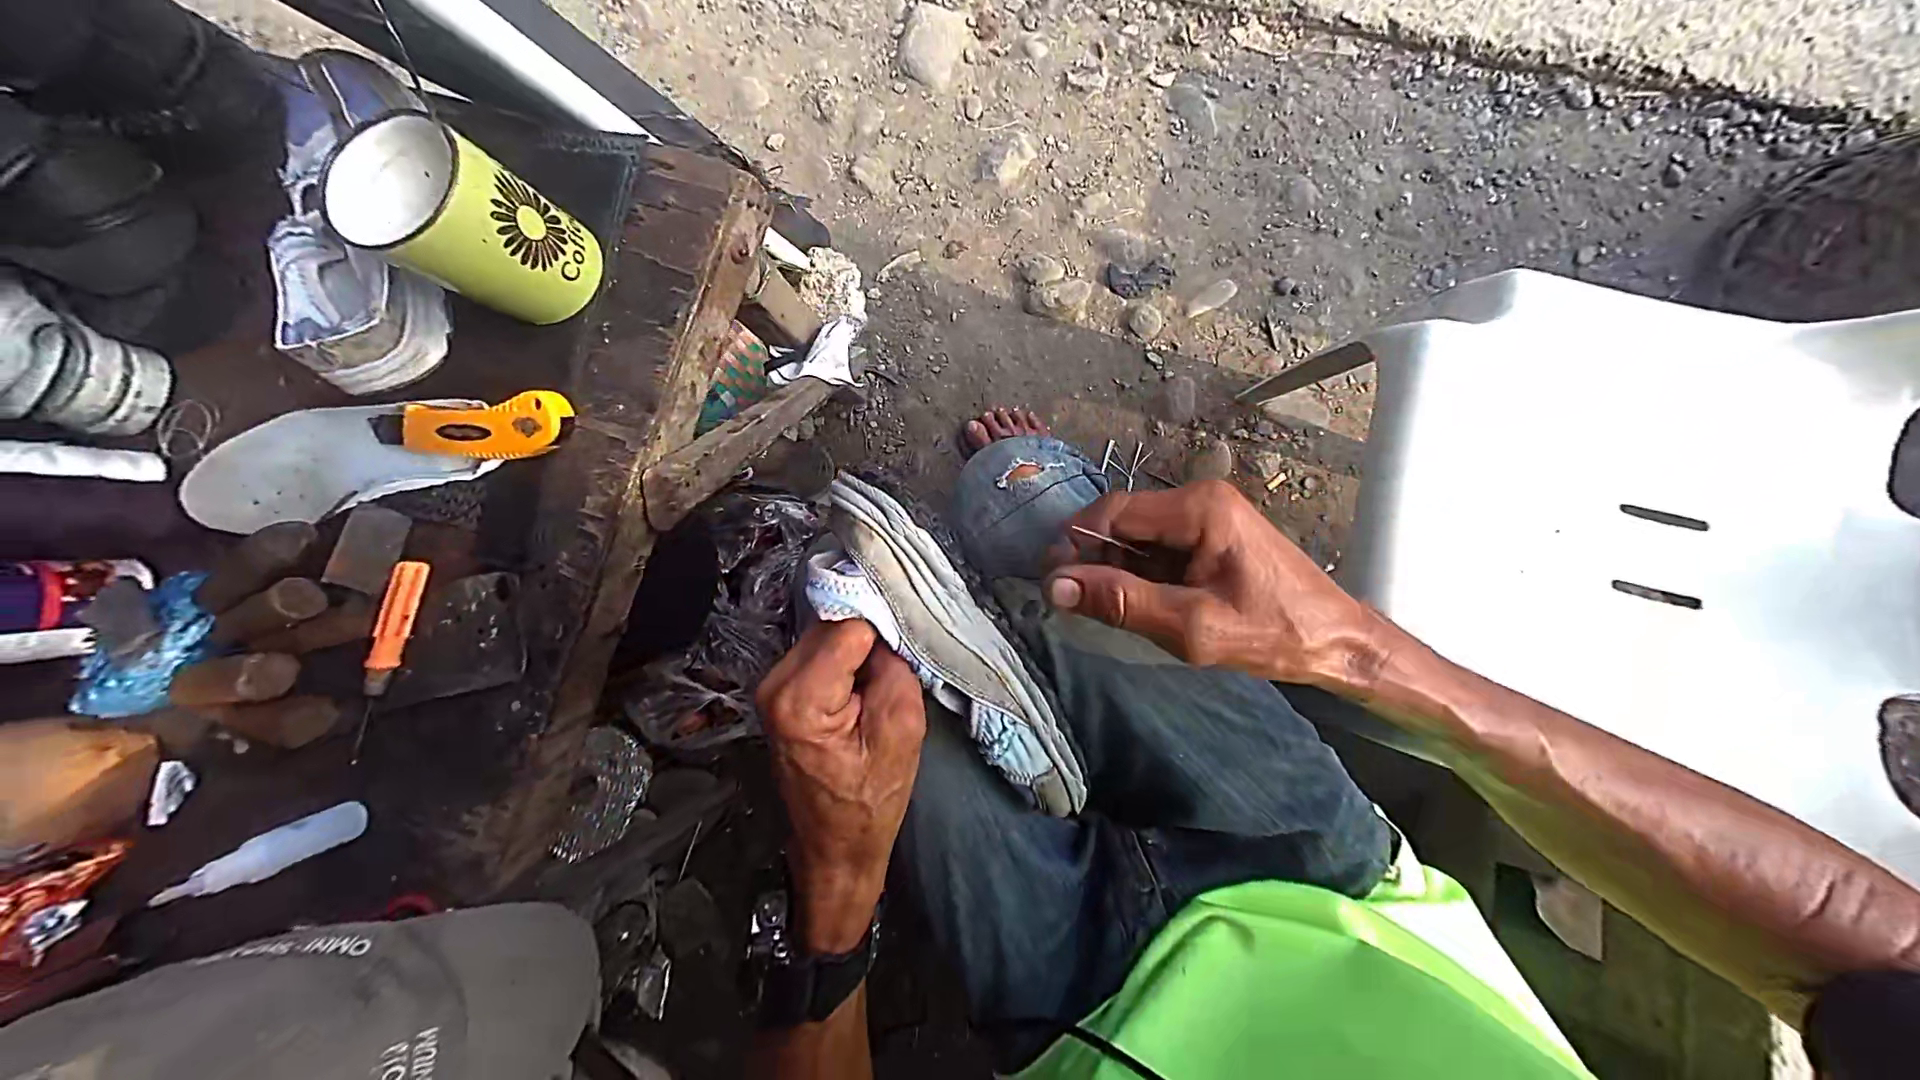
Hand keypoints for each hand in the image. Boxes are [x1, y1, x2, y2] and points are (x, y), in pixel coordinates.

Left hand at [757, 620, 925, 952]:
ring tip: (874, 689)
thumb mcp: (902, 730)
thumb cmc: (869, 801)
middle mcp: (775, 685)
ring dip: (858, 652)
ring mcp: (772, 686)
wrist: (836, 845)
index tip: (899, 658)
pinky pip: (820, 652)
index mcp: (800, 699)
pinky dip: (846, 662)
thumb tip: (884, 629)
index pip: (849, 627)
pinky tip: (860, 691)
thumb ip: (894, 668)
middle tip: (890, 676)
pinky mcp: (779, 690)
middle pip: (833, 626)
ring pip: (827, 634)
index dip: (882, 637)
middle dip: (869, 642)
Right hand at [1045, 480, 1390, 688]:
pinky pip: (1154, 547)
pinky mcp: (1208, 535)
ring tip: (1108, 610)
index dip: (1075, 545)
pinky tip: (1138, 603)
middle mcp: (1199, 500)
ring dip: (1112, 569)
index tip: (1054, 584)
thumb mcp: (1192, 627)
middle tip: (1075, 603)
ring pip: (1134, 536)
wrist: (1337, 641)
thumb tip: (1058, 587)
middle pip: (1121, 521)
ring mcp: (1205, 515)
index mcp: (1199, 509)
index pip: (1113, 512)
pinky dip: (1136, 574)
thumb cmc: (1273, 634)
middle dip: (1092, 559)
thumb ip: (1123, 603)